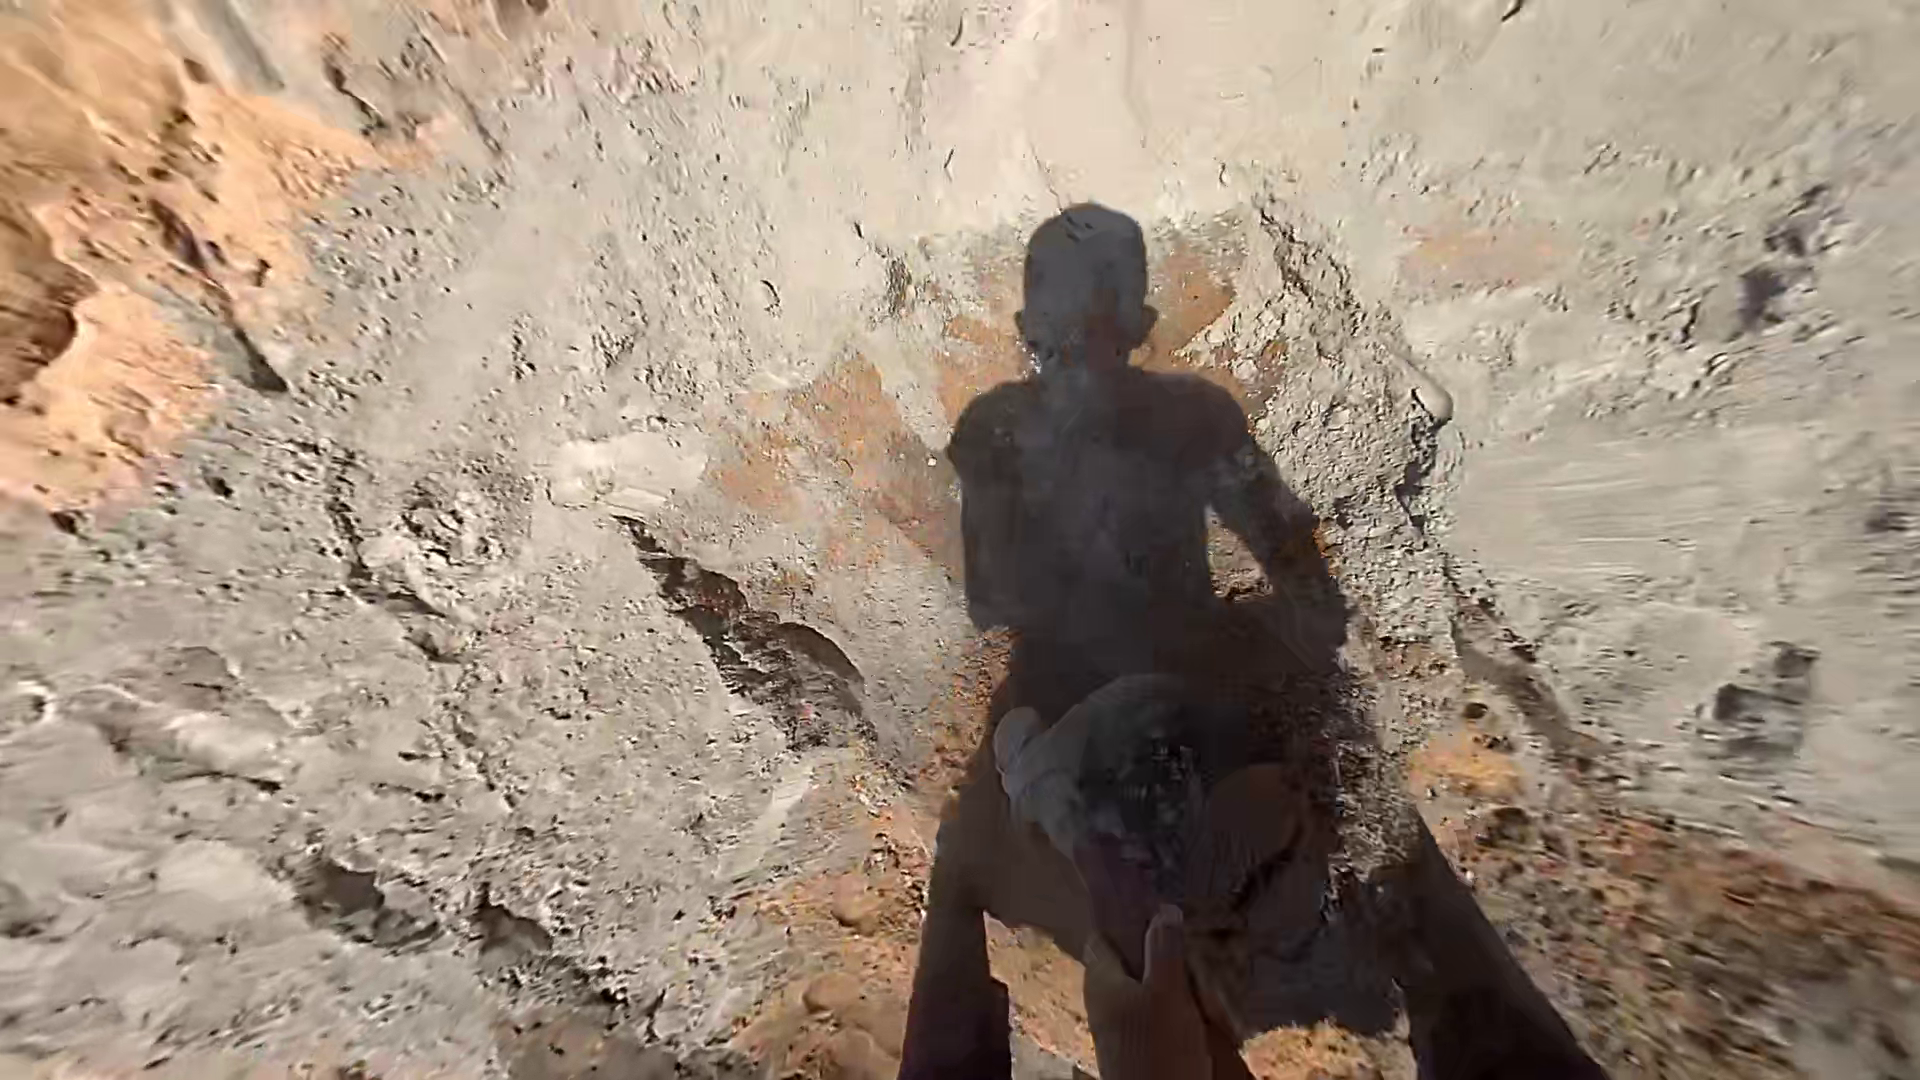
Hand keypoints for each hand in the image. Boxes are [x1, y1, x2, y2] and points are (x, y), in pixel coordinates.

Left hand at [1082, 905, 1213, 1079]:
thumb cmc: (1158, 1052)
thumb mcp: (1167, 993)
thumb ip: (1164, 949)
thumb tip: (1164, 909)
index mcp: (1100, 978)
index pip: (1103, 936)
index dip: (1127, 924)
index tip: (1159, 919)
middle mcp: (1103, 1001)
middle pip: (1133, 964)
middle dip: (1167, 964)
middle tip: (1198, 969)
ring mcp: (1119, 1030)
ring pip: (1151, 995)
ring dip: (1182, 995)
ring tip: (1212, 1003)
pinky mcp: (1138, 1053)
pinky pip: (1160, 1023)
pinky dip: (1183, 1020)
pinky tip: (1211, 1026)